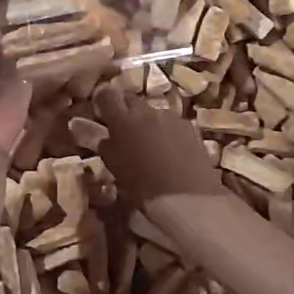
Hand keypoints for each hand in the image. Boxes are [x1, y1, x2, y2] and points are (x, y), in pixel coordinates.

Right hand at [92, 84, 225, 209]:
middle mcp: (147, 111)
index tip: (102, 112)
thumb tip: (106, 138)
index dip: (103, 100)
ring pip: (153, 112)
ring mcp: (171, 117)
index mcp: (123, 120)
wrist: (189, 198)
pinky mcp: (190, 127)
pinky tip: (171, 153)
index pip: (107, 94)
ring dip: (148, 123)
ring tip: (151, 146)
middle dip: (126, 111)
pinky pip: (172, 123)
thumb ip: (108, 148)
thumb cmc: (144, 189)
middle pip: (132, 100)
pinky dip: (167, 132)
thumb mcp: (117, 170)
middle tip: (125, 132)